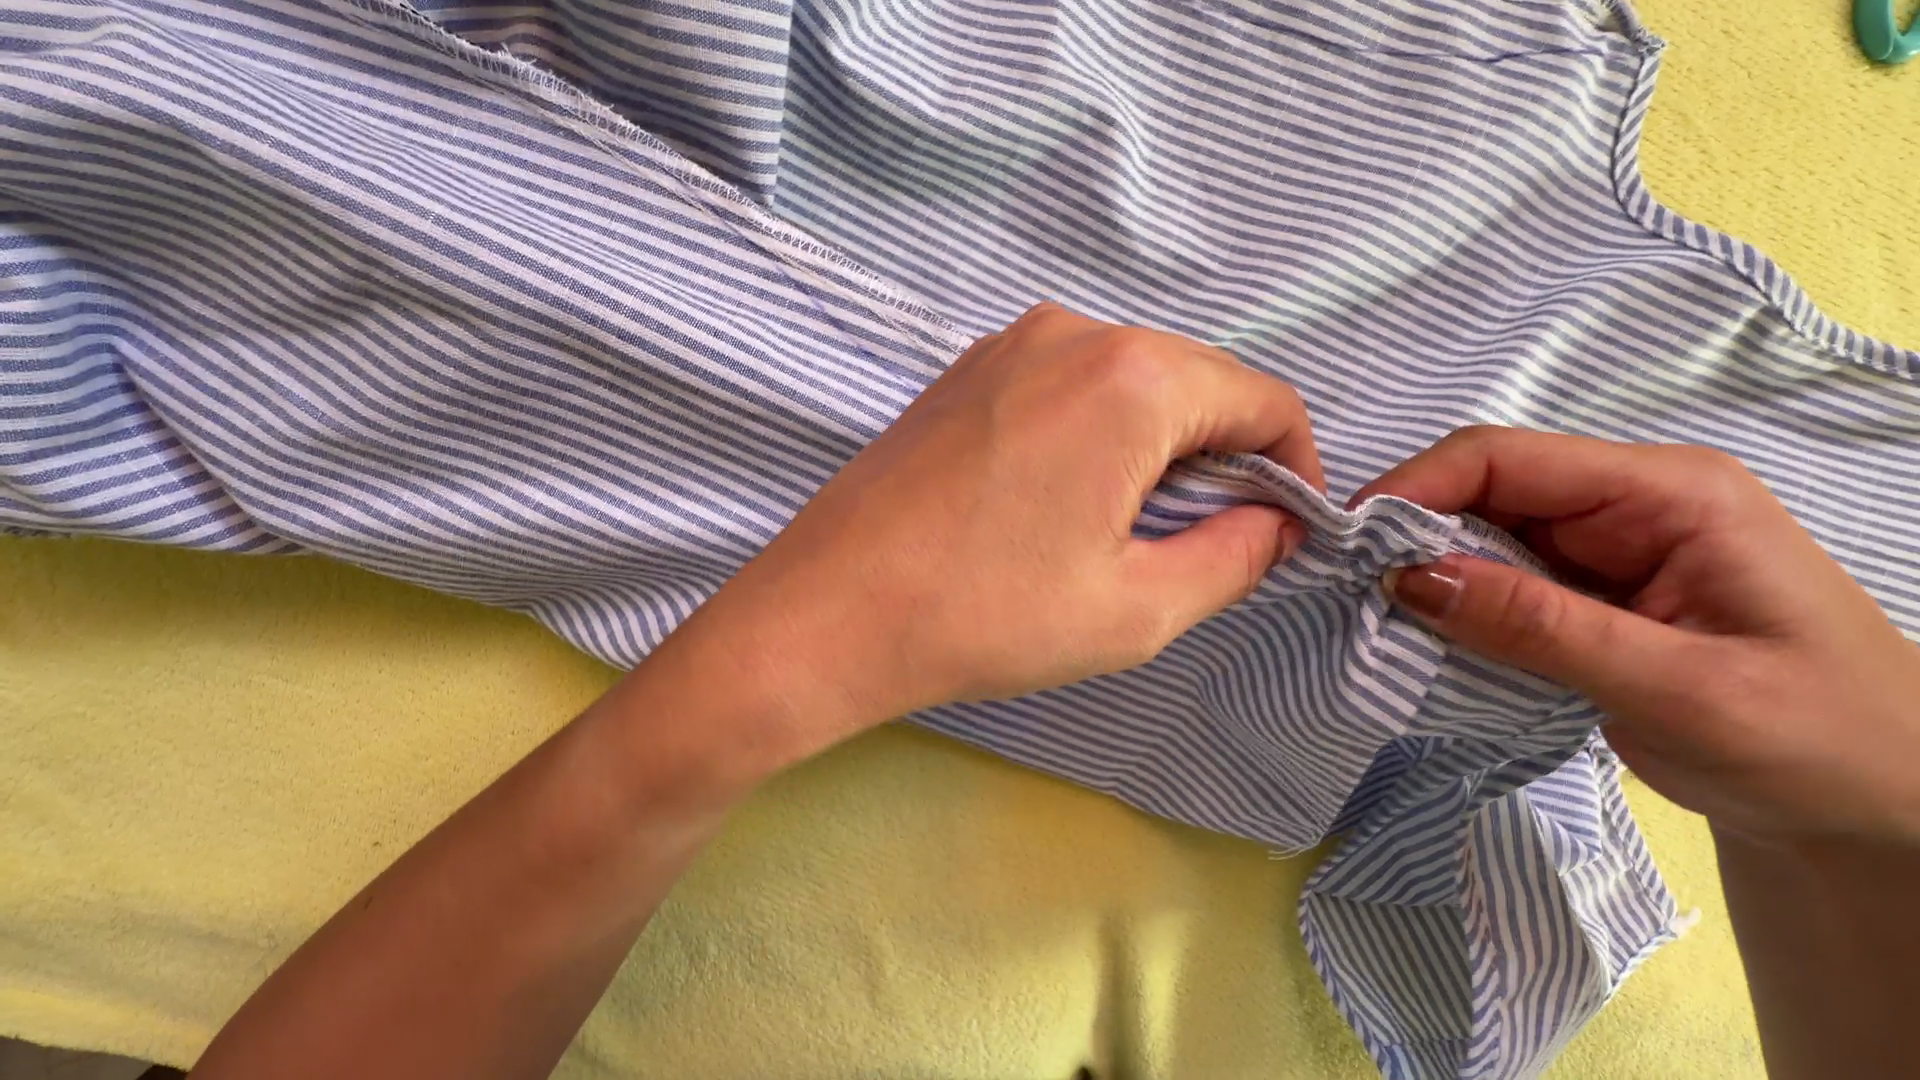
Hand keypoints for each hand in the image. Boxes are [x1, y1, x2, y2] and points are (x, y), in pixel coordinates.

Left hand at [679, 301, 1320, 760]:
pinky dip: (1096, 437)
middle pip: (1195, 384)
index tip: (1282, 532)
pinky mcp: (964, 373)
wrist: (826, 612)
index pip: (1263, 399)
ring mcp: (1007, 344)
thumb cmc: (985, 615)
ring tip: (1127, 532)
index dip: (1293, 468)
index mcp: (1130, 376)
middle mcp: (1071, 332)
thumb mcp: (1138, 606)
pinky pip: (1066, 389)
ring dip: (1156, 450)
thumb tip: (1275, 522)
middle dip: (1222, 461)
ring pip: (1128, 385)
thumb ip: (1236, 556)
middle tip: (1205, 544)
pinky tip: (1062, 504)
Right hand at [1363, 426, 1919, 844]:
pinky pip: (1494, 579)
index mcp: (1667, 493)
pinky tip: (1422, 632)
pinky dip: (1450, 603)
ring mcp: (1603, 548)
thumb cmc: (1817, 742)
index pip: (1505, 458)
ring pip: (1479, 534)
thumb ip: (1538, 626)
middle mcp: (1627, 503)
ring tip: (1372, 613)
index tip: (1348, 544)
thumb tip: (1404, 576)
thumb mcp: (1679, 688)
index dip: (1415, 488)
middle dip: (1409, 530)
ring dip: (1424, 569)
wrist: (1879, 813)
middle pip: (1483, 489)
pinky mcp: (1583, 592)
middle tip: (1349, 587)